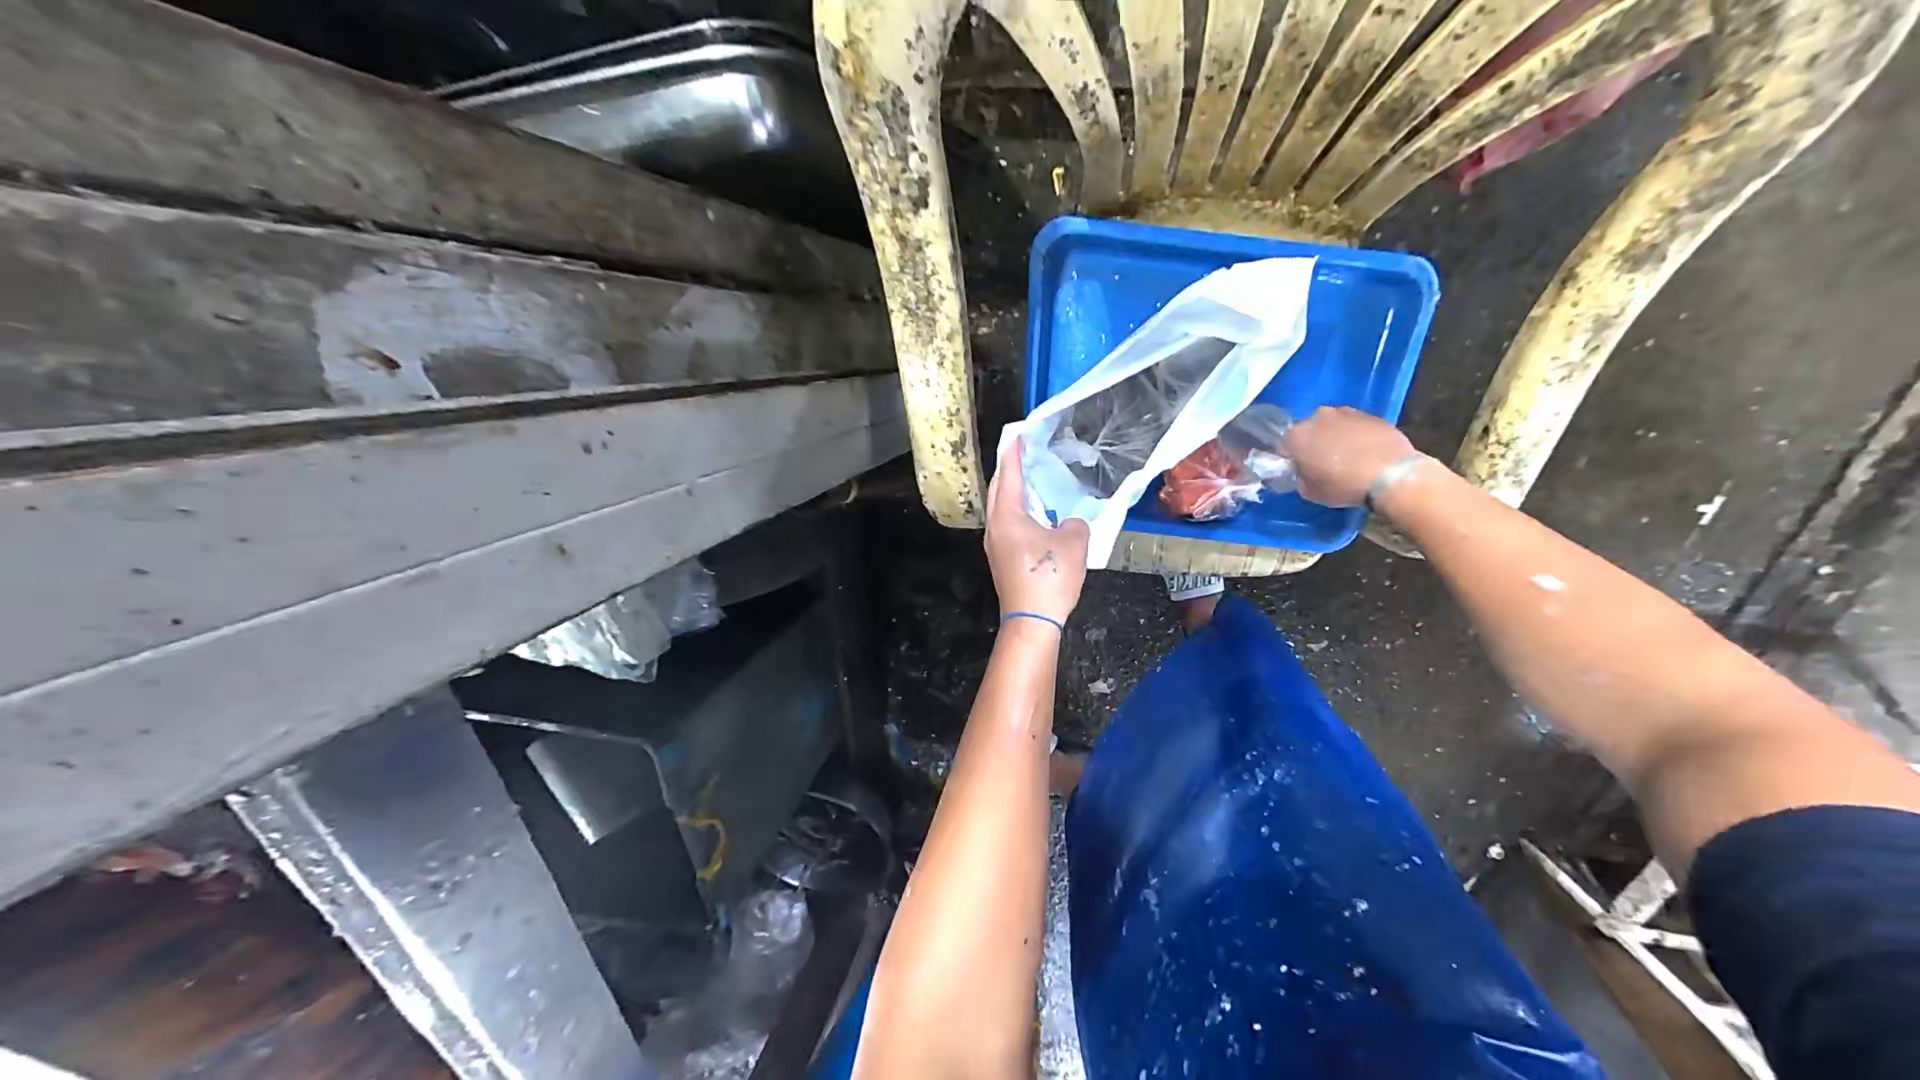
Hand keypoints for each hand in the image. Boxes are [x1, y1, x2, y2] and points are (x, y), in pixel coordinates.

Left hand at [985, 438, 1088, 622]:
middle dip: (1009, 470)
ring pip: (1001, 508)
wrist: (1032, 620)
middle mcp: (994, 526)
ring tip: (1031, 480)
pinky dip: (1018, 511)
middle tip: (1024, 453)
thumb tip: (1068, 524)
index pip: (1008, 474)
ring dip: (1013, 492)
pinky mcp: (1001, 559)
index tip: (1016, 434)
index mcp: (1007, 515)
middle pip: (998, 489)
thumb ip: (1075, 523)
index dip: (1013, 452)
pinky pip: (1007, 524)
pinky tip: (1034, 514)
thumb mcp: (1074, 543)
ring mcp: (995, 545)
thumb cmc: (1049, 577)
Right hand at [1282, 406, 1422, 506]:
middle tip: (1323, 461)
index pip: (1284, 445)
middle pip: (1308, 430)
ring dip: (1334, 436)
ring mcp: (1345, 412)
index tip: (1299, 469)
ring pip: (1331, 424)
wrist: (1391, 474)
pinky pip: (1354, 424)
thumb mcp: (1310, 492)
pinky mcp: (1370, 414)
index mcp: (1296, 436)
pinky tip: (1364, 450)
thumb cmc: (1343, 485)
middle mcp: (1316, 418)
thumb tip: (1304, 472)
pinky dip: (1355, 434)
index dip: (1290, 458)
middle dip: (1312, 443)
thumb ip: (1300, 477)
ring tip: (1347, 455)